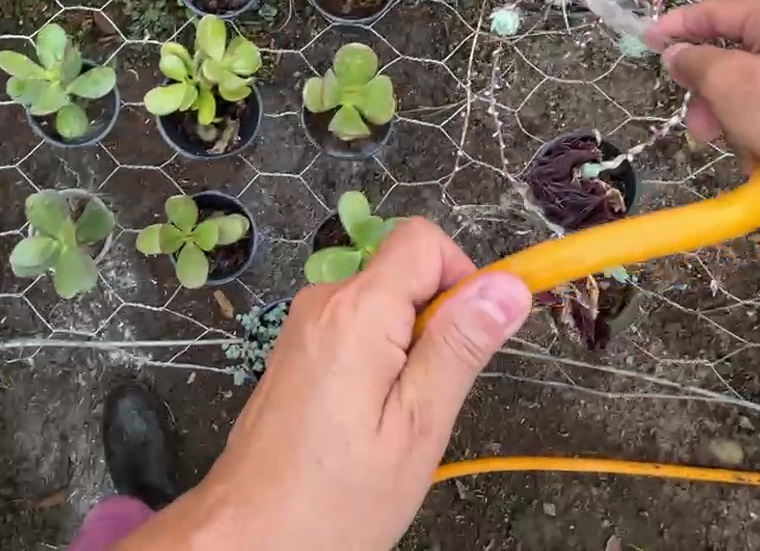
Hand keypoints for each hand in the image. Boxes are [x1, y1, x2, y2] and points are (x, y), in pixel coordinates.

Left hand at [119, 220, 530, 550]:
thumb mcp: (417, 426)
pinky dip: (377, 354)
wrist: (251, 531)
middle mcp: (324, 298)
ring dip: (406, 343)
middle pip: (402, 271)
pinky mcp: (296, 342)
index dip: (461, 275)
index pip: (422, 238)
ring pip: (381, 301)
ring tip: (395, 416)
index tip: (471, 336)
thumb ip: (459, 346)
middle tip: (428, 397)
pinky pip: (355, 324)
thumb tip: (508, 285)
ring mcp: (305, 319)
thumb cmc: (340, 494)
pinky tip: (367, 414)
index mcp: (357, 309)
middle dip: (434, 320)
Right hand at [644, 0, 759, 205]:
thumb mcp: (730, 87)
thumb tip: (681, 53)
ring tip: (740, 150)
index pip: (722, 9)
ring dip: (742, 112)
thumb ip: (696, 63)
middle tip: (698, 125)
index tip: (649, 41)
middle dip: (714, 89)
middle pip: (749, 51)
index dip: (679, 24)